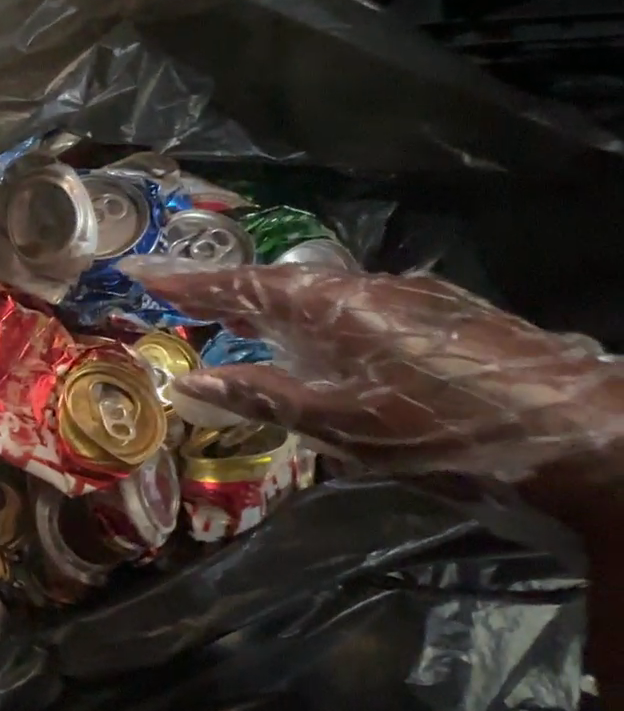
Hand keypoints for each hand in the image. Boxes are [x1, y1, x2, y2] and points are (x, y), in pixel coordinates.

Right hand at [122, 259, 623, 478]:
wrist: (588, 439)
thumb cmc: (444, 431)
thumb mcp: (338, 424)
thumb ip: (259, 396)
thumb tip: (186, 381)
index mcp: (332, 308)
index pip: (236, 286)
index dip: (182, 282)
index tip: (133, 271)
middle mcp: (365, 291)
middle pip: (272, 285)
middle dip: (217, 291)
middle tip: (170, 297)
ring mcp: (408, 303)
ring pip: (313, 297)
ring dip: (263, 307)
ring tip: (225, 319)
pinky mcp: (438, 322)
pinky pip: (348, 310)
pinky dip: (306, 321)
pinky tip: (308, 344)